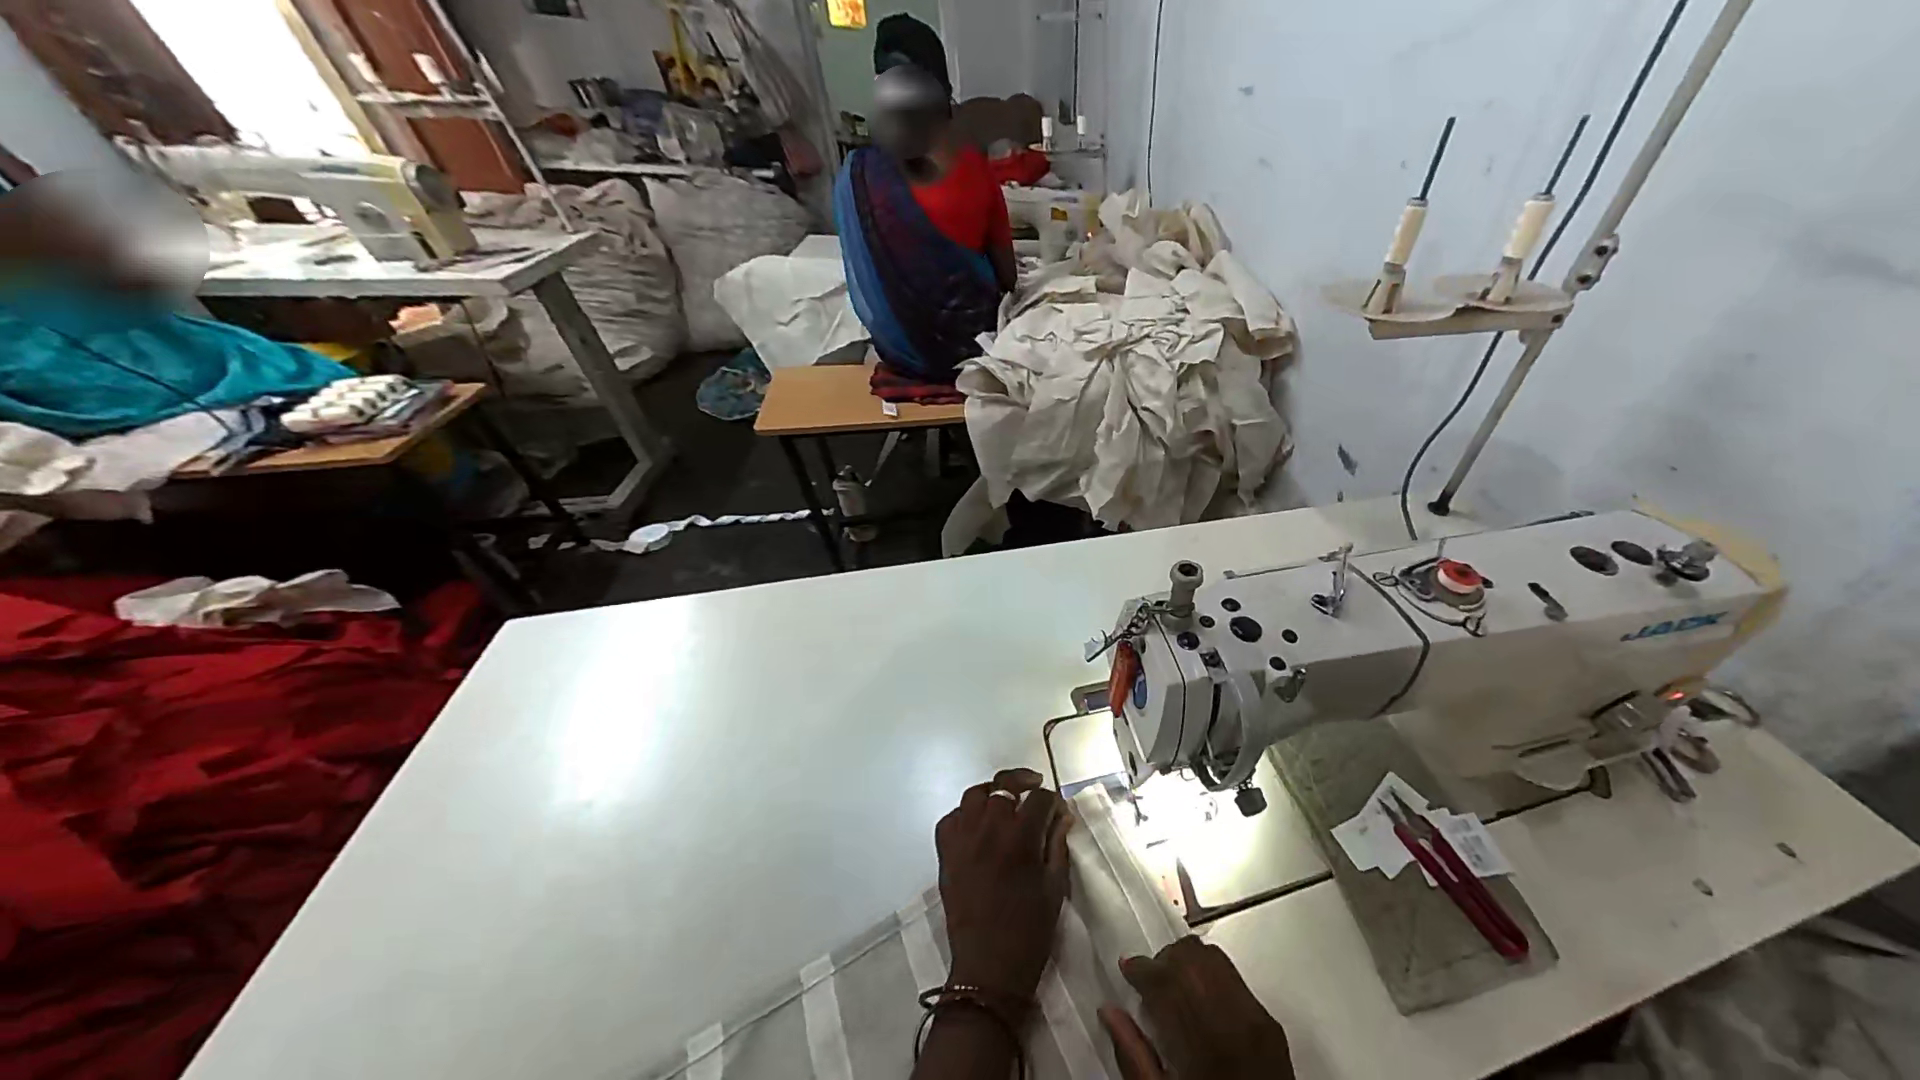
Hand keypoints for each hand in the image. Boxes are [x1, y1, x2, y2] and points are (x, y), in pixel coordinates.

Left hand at [935, 767, 1071, 1007]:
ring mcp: (962, 838)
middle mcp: (989, 828)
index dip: (1052, 800)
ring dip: (992, 794)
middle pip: (1004, 786)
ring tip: (1004, 802)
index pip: (1039, 799)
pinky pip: (952, 818)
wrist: (988, 967)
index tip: (1057, 808)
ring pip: (975, 796)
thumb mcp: (1055, 887)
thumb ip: (1057, 844)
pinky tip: (978, 826)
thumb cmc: (1030, 931)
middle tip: (1034, 787)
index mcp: (1021, 837)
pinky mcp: (945, 851)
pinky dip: (965, 816)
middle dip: (1023, 783)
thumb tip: (1062, 815)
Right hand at [1098, 937, 1292, 1079]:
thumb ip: (1133, 1055)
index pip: (1165, 978)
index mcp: (1200, 1040)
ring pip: (1214, 958)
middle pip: (1190, 957)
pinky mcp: (1271, 1023)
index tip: (1128, 972)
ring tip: (1175, 989)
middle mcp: (1232, 1019)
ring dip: (1187, 964)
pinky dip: (1211, 977)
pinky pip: (1234, 978)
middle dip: (1163, 962)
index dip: (1140, 969)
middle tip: (1150, 984)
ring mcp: (1256, 1018)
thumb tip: (1109, 1012)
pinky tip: (1201, 1002)